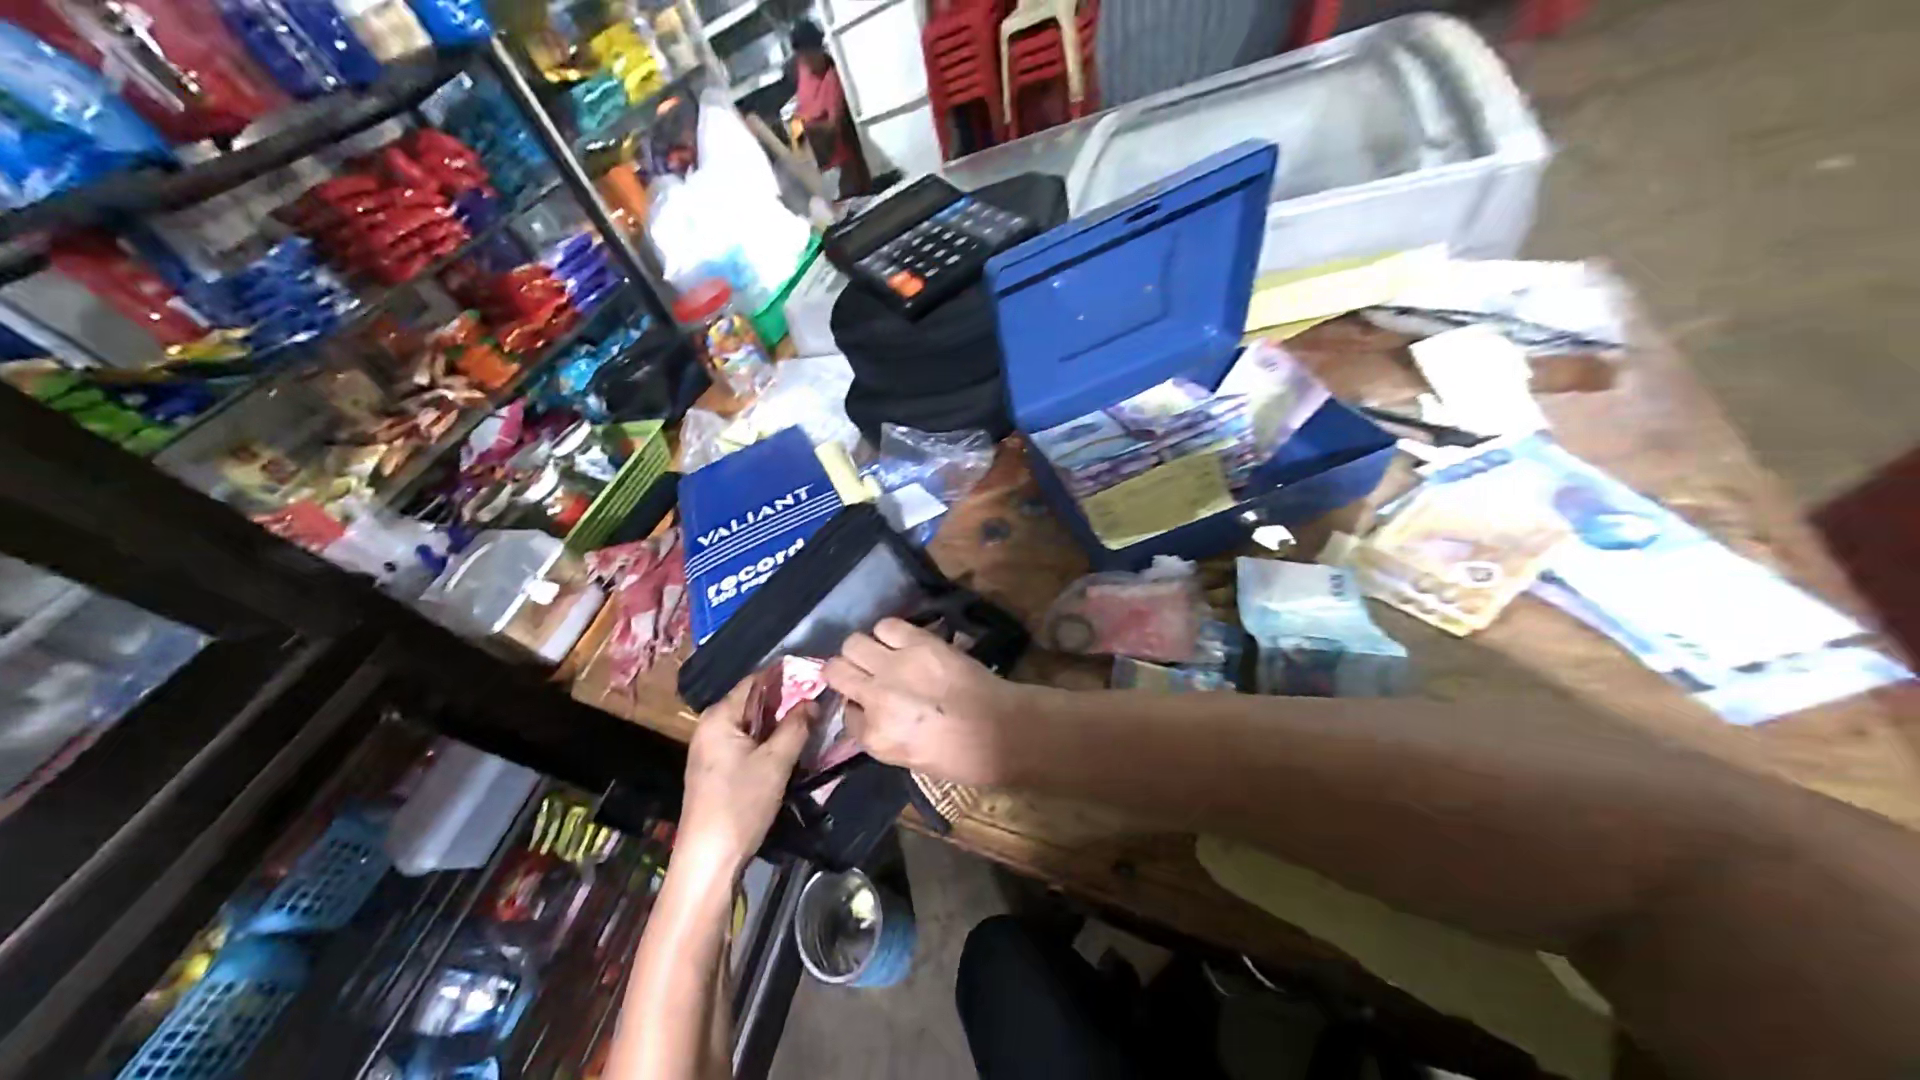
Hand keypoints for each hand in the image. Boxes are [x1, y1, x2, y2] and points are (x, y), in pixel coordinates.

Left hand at [677, 676, 809, 878]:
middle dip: (785, 702)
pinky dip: (767, 741)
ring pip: (751, 725)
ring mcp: (710, 749)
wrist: (709, 860)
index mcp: (719, 717)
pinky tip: (788, 749)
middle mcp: (710, 727)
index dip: (786, 678)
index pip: (754, 681)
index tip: (816, 678)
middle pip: (752, 702)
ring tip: (810, 723)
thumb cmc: (741, 804)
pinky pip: (746, 743)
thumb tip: (812, 701)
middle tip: (819, 703)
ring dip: (778, 724)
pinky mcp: (716, 769)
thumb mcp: (776, 762)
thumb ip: (796, 726)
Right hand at [823, 618, 1025, 785]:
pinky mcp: (919, 641)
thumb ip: (881, 734)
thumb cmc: (963, 757)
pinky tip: (900, 641)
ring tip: (882, 655)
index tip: (867, 705)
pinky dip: (889, 632)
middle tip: (863, 674)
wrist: (1003, 729)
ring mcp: (895, 666)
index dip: (855, 706)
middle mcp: (876, 697)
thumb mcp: (909, 760)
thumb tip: (868, 711)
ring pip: (854, 642)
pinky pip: (887, 625)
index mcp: (875, 737)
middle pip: (836, 670)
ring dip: (864, 649)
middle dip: (844, 672)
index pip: (845, 712)